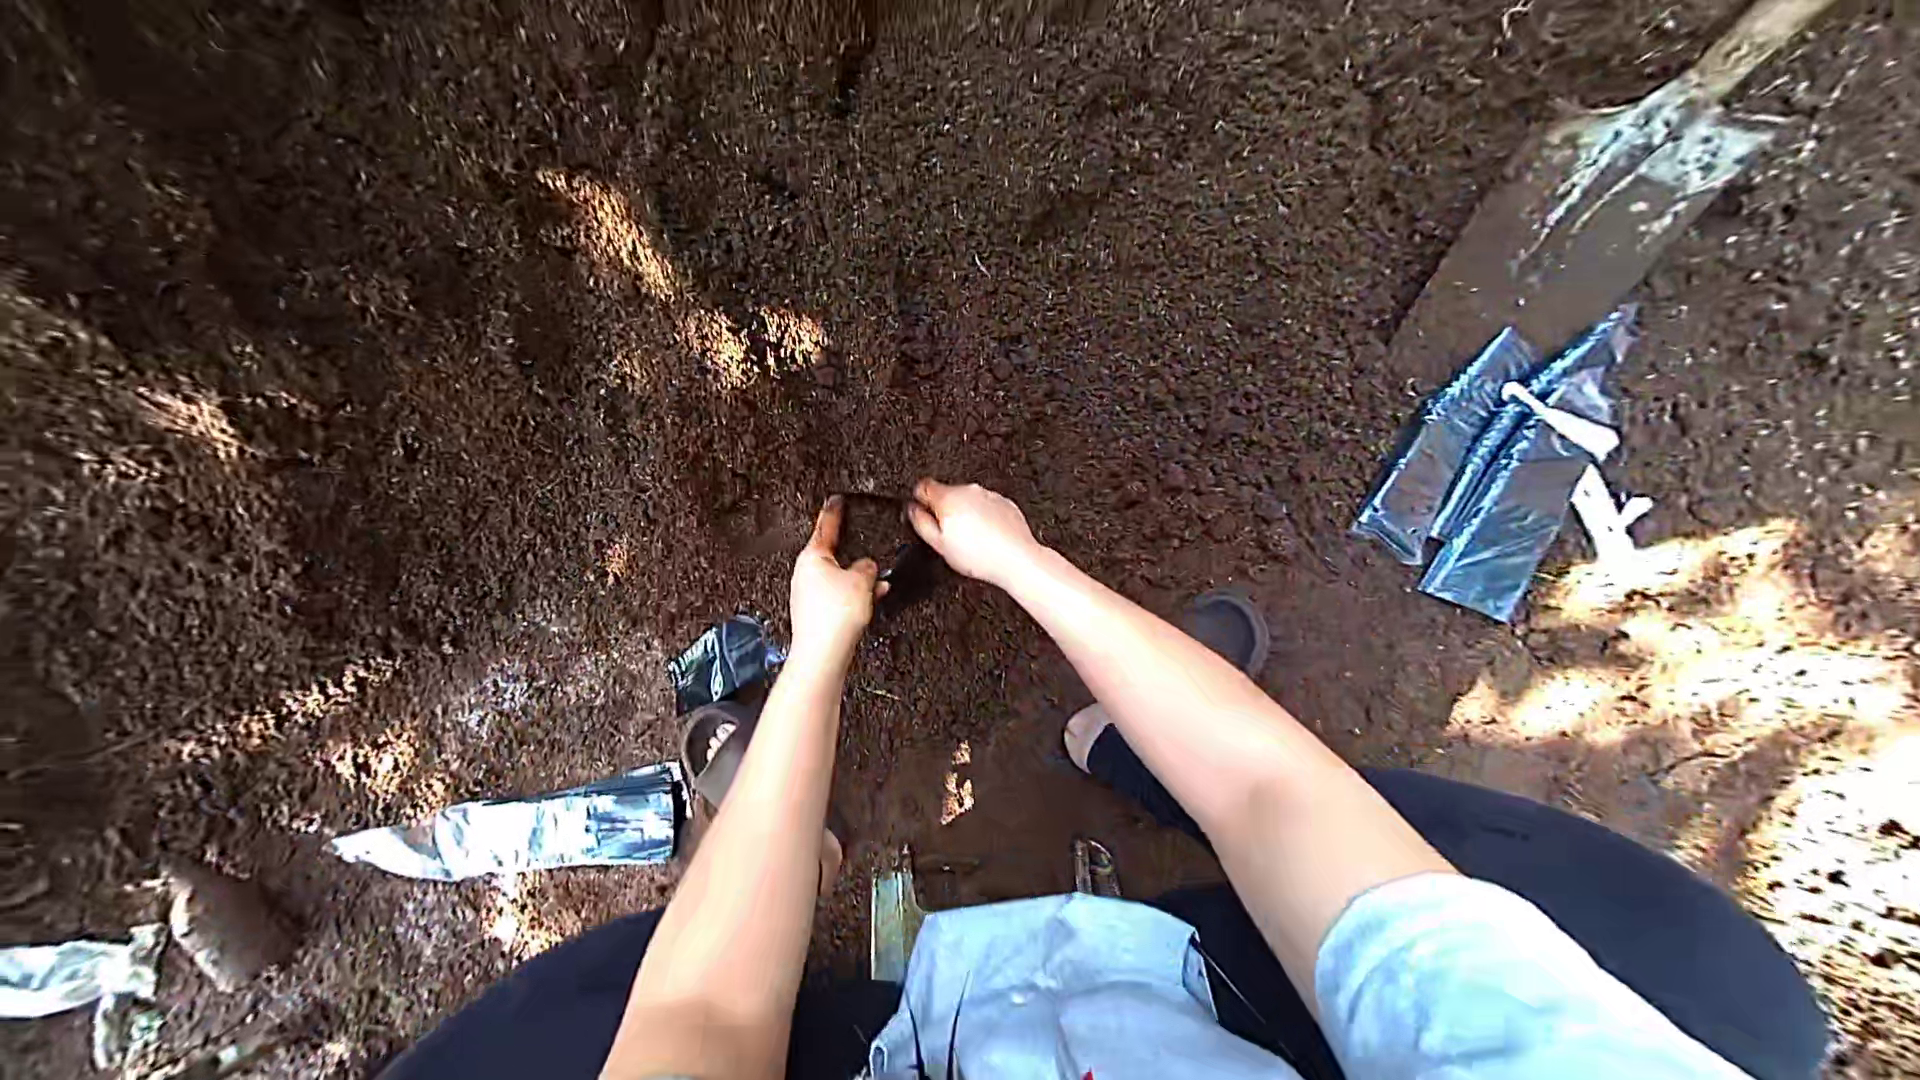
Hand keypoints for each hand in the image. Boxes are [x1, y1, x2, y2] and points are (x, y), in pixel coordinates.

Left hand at [789, 496, 885, 661]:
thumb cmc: (833, 617)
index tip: (835, 500)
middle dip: (855, 559)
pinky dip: (854, 597)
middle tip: (870, 560)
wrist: (822, 654)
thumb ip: (868, 566)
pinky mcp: (815, 611)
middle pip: (834, 555)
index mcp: (812, 557)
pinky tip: (868, 602)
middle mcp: (805, 573)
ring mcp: (808, 593)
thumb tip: (868, 566)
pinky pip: (838, 596)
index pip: (825, 525)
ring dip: (858, 581)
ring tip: (874, 587)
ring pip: (839, 578)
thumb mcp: (862, 580)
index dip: (834, 511)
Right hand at [907, 479, 1042, 587]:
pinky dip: (983, 518)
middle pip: (947, 494)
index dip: (918, 499)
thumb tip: (912, 511)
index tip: (921, 509)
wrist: (1015, 558)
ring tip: (971, 540)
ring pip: (968, 500)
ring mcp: (989, 495)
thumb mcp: (938, 545)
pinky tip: (986, 537)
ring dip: (965, 515)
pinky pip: (986, 507)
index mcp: (948, 497)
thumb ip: (920, 522)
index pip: (923, 485)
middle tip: (949, 535)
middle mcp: (969, 491)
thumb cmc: (979, 555)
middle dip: (944, 511)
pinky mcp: (1004, 503)